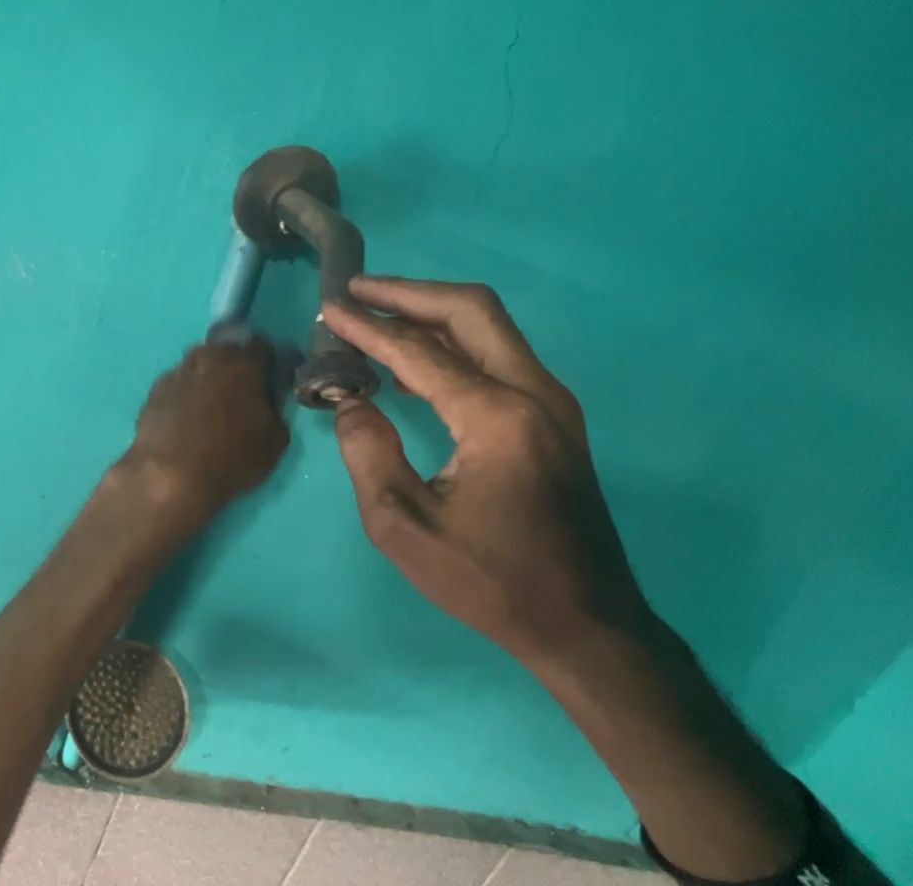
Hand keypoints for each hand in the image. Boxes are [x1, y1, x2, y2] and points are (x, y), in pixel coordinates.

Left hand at [124, 335, 289, 522]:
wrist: (171, 473)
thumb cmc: (232, 458)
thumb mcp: (275, 441)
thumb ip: (275, 410)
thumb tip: (267, 400)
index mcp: (245, 364)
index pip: (262, 346)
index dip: (266, 362)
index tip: (266, 379)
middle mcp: (210, 358)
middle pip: (226, 352)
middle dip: (234, 366)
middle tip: (237, 394)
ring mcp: (179, 371)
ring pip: (198, 364)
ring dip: (206, 377)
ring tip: (207, 405)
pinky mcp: (155, 389)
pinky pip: (177, 383)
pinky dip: (183, 393)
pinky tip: (182, 415)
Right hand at [321, 277, 650, 664]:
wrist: (584, 622)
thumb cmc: (489, 579)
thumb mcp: (404, 526)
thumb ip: (369, 453)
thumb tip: (350, 402)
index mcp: (496, 417)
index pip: (418, 352)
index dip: (367, 329)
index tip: (328, 310)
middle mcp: (533, 393)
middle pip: (471, 310)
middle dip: (409, 293)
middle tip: (357, 290)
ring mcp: (552, 403)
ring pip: (491, 327)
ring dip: (432, 312)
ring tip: (378, 315)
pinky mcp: (554, 419)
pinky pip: (499, 356)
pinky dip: (454, 342)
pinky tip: (415, 364)